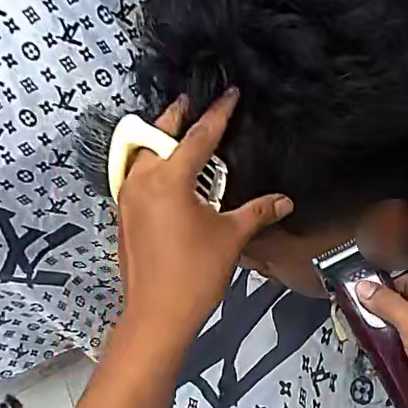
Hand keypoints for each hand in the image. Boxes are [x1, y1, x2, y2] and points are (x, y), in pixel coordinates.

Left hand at [115, 91, 291, 342]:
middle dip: (177, 117)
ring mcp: (127, 198)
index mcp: (168, 180)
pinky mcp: (124, 215)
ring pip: (141, 154)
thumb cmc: (193, 274)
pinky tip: (169, 178)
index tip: (229, 96)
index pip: (198, 137)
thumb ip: (257, 212)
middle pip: (158, 135)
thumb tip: (283, 201)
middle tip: (192, 104)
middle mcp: (141, 181)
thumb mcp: (231, 237)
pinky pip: (134, 176)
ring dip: (161, 141)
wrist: (159, 311)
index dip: (218, 115)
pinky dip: (152, 165)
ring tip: (180, 138)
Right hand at [352, 273, 407, 407]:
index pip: (401, 280)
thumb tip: (364, 287)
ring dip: (396, 342)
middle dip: (385, 320)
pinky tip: (400, 366)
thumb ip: (386, 304)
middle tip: (368, 332)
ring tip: (382, 353)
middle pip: (405, 307)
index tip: (360, 303)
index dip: (380, 290)